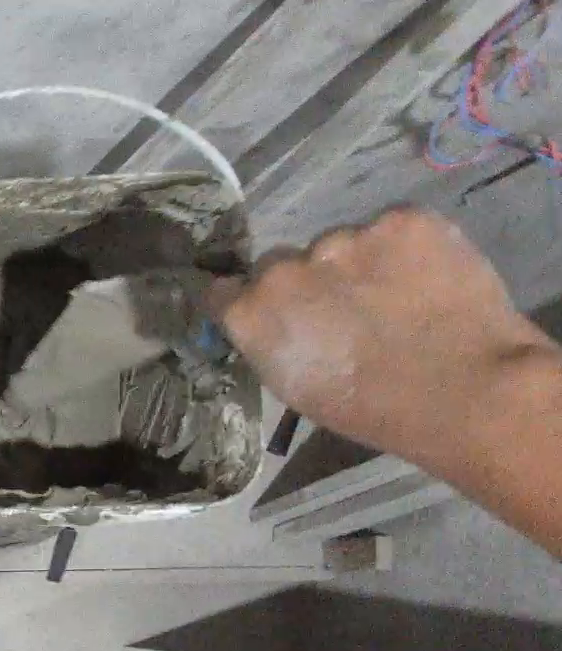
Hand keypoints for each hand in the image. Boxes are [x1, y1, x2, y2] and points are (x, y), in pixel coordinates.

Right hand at [210, 207, 561, 471]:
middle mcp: (283, 270)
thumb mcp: (283, 378)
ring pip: (337, 243)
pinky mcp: (402, 222)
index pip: (223, 290)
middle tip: (336, 304)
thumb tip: (273, 320)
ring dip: (352, 261)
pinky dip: (401, 246)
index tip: (267, 309)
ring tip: (388, 290)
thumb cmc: (354, 401)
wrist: (453, 384)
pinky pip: (390, 227)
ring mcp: (343, 240)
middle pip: (279, 262)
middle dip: (301, 280)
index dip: (244, 298)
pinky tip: (419, 273)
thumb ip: (265, 336)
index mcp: (247, 312)